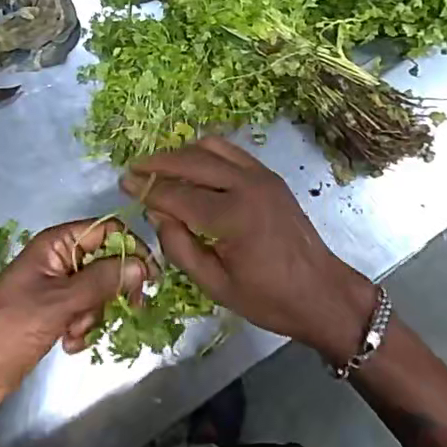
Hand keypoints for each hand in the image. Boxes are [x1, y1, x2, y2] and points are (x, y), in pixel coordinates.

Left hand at [0, 217, 147, 415]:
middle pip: (106, 262)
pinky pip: (84, 311)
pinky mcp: (53, 313)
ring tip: (74, 333)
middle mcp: (58, 259)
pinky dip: (83, 327)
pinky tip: (68, 344)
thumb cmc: (8, 329)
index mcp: (56, 243)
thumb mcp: (59, 303)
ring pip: (98, 290)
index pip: (107, 231)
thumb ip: (102, 282)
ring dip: (94, 314)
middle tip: (126, 310)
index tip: (150, 278)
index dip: (130, 250)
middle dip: (111, 290)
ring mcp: (55, 287)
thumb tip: (142, 265)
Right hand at [122, 138, 376, 365]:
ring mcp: (261, 175)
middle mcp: (246, 185)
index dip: (147, 188)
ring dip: (182, 153)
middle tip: (134, 169)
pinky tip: (193, 164)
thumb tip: (157, 214)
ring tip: (159, 166)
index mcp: (232, 217)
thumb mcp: (216, 286)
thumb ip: (180, 248)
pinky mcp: (269, 175)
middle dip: (158, 163)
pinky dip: (206, 152)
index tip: (124, 184)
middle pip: (191, 162)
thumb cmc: (269, 299)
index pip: (177, 194)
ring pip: (212, 147)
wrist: (322, 292)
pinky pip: (231, 151)